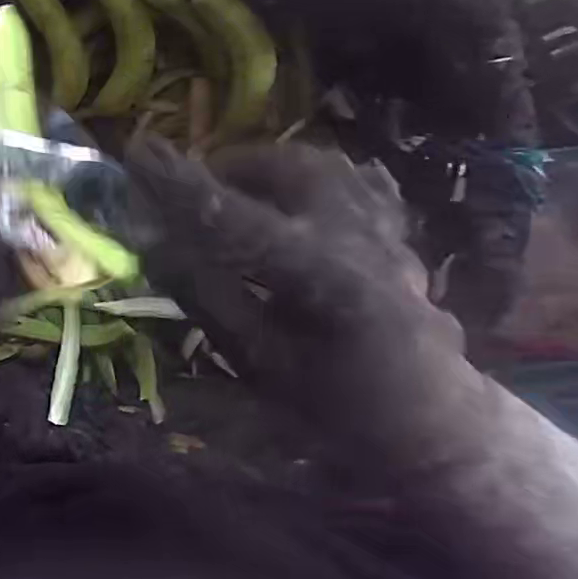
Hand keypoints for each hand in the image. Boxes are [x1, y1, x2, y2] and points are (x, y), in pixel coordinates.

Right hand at [121, 136, 577, 578]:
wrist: (441, 428)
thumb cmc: (342, 408)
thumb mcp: (260, 363)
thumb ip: (207, 296)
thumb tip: (153, 242)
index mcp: (323, 278)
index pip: (232, 215)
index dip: (178, 181)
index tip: (136, 150)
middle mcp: (360, 239)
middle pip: (285, 169)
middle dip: (228, 167)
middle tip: (193, 191)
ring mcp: (386, 230)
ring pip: (319, 165)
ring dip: (265, 169)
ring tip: (234, 191)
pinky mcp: (396, 231)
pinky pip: (351, 179)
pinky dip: (308, 177)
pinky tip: (288, 194)